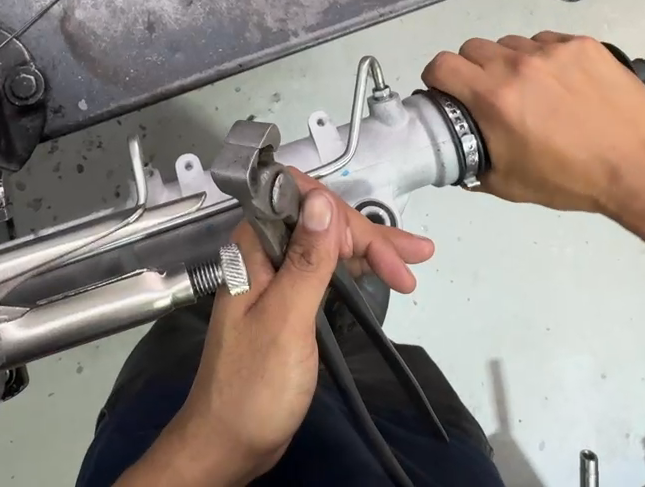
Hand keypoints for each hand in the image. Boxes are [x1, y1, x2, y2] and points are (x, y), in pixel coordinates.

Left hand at [118, 181, 433, 486]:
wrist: (229, 444)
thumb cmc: (254, 385)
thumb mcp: (286, 319)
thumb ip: (306, 259)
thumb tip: (322, 200)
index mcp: (254, 247)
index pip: (301, 201)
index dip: (341, 216)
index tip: (375, 249)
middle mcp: (265, 254)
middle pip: (321, 223)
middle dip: (368, 236)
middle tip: (415, 259)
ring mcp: (278, 278)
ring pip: (329, 247)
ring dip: (372, 251)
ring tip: (415, 261)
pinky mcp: (290, 302)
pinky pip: (328, 272)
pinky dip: (358, 271)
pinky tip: (382, 272)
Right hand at [423, 32, 644, 214]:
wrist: (641, 169)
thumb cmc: (572, 180)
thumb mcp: (509, 184)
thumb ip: (472, 167)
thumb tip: (455, 158)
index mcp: (493, 98)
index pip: (441, 65)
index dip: (437, 78)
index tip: (447, 91)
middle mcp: (517, 65)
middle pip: (471, 49)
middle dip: (472, 70)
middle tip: (491, 94)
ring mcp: (552, 50)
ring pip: (510, 43)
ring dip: (510, 63)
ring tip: (533, 90)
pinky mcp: (582, 44)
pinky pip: (546, 41)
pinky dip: (545, 58)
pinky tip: (562, 84)